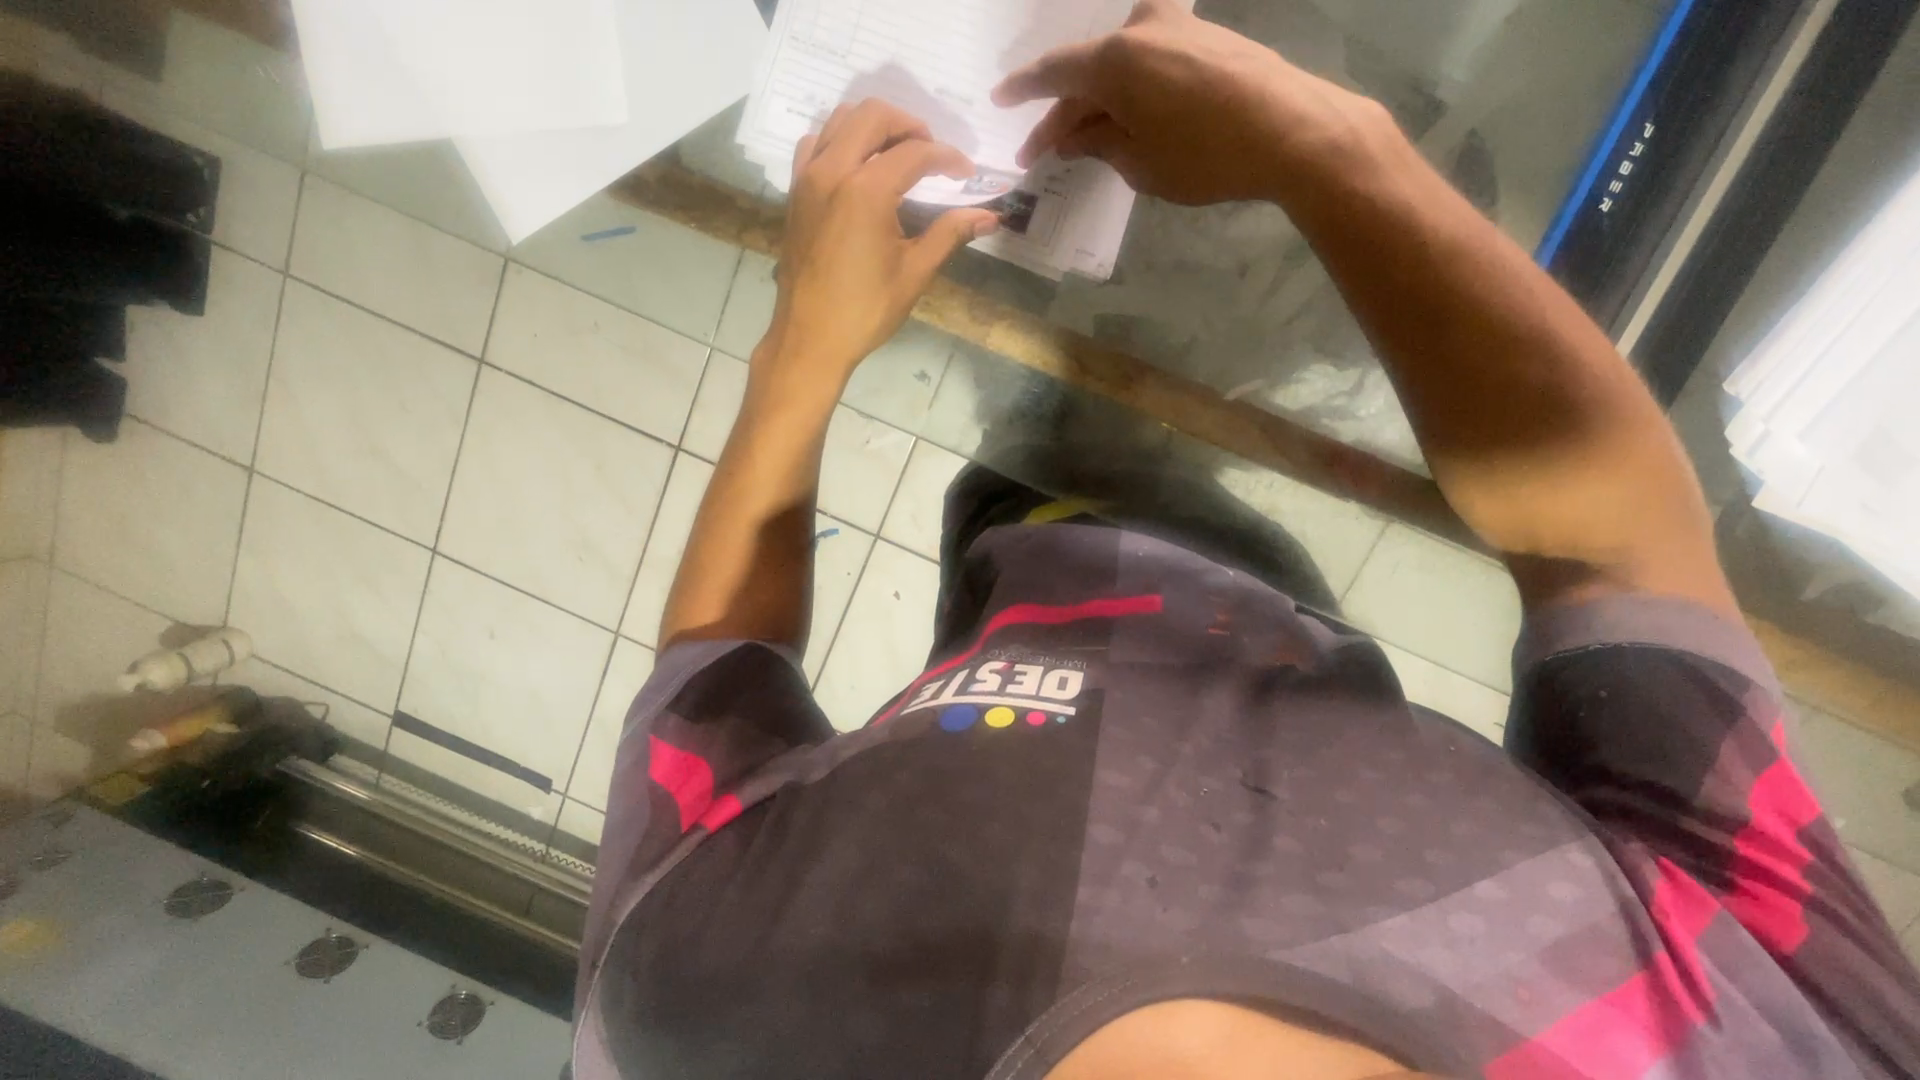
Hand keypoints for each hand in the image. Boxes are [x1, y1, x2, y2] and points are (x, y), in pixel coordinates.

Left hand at [760, 100, 998, 393]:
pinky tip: (858, 167)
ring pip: (841, 120)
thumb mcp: (915, 272)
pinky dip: (839, 141)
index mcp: (867, 191)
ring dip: (873, 127)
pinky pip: (815, 144)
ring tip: (897, 154)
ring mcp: (808, 178)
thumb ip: (950, 233)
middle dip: (909, 126)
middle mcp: (833, 171)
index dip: (947, 158)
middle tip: (931, 153)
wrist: (810, 338)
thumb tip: (990, 217)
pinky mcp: (795, 192)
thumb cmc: (866, 310)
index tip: (966, 173)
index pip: (915, 153)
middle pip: (874, 116)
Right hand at [992, 0, 1384, 205]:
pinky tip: (1129, 115)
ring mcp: (1178, 26)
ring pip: (1120, 65)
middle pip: (1087, 71)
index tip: (1000, 102)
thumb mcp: (1140, 164)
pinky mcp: (1206, 35)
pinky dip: (1132, 89)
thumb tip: (1074, 138)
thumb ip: (1098, 145)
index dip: (1023, 92)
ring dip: (1100, 100)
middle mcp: (1141, 29)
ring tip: (1087, 138)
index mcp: (1113, 60)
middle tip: (1045, 151)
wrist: (1294, 131)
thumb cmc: (1207, 156)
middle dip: (1065, 113)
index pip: (1053, 73)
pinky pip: (1150, 61)